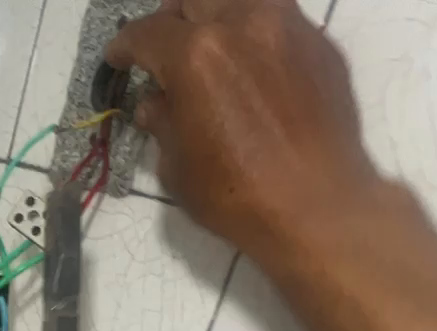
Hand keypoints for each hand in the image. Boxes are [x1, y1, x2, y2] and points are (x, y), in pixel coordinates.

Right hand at [107, 0, 384, 260]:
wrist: (313, 205)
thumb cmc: (235, 196)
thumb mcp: (178, 168)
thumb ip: (163, 124)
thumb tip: (156, 103)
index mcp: (197, 57)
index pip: (147, 34)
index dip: (125, 47)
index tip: (118, 59)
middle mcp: (243, 23)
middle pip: (194, 0)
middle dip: (169, 20)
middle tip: (161, 50)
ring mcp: (287, 26)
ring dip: (214, 15)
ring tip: (206, 48)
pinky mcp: (317, 42)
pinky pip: (276, 19)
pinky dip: (251, 33)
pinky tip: (246, 67)